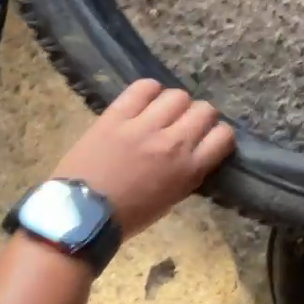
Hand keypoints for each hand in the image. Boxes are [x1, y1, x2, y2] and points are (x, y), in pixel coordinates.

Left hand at [51, 80, 234, 238]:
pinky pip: (143, 88)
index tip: (207, 138)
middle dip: (200, 116)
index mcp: (189, 170)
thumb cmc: (128, 216)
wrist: (80, 216)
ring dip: (175, 103)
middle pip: (205, 110)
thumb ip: (188, 172)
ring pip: (178, 96)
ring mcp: (144, 127)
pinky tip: (145, 100)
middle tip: (185, 124)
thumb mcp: (171, 199)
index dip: (218, 134)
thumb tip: (195, 152)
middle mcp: (173, 143)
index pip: (223, 136)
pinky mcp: (116, 117)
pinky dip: (149, 90)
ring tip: (162, 112)